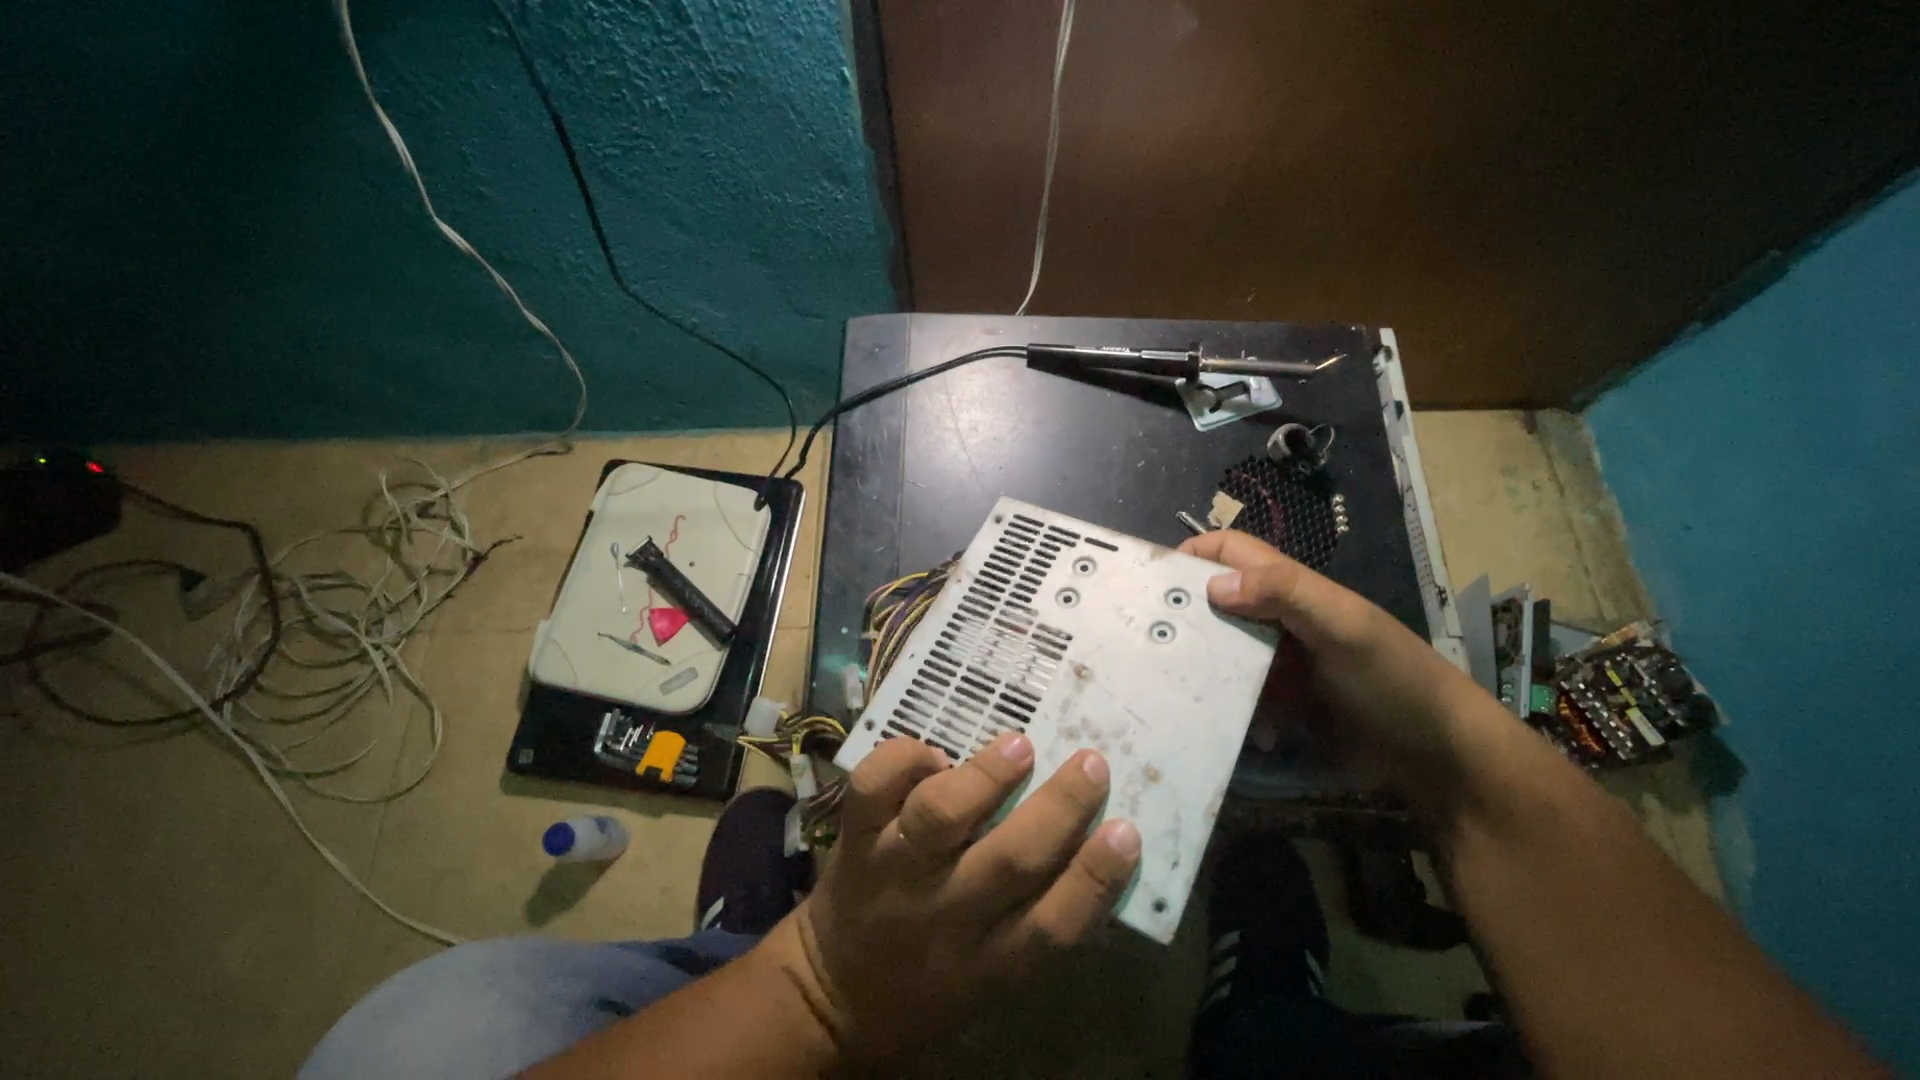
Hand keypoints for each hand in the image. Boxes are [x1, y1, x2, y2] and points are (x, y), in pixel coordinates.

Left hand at [782, 734, 1140, 1062]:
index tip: (1126, 830)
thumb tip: (1095, 850)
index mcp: (990, 961)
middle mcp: (944, 915)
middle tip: (1091, 764)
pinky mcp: (855, 839)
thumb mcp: (993, 979)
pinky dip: (903, 759)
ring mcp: (894, 872)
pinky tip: (933, 754)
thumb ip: (1037, 924)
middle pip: (1010, 861)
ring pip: (940, 817)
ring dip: (984, 777)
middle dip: (1059, 807)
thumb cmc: (929, 985)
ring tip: (1019, 745)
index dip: (1095, 878)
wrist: (831, 996)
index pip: (1054, 926)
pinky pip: (872, 788)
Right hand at [1179, 530, 1510, 807]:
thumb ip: (1286, 594)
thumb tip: (1211, 584)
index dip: (1192, 554)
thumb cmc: (1396, 680)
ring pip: (1219, 653)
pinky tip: (1209, 724)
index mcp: (1294, 589)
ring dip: (1197, 667)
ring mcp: (1277, 666)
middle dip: (1181, 615)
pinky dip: (1223, 707)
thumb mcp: (1346, 628)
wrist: (1439, 759)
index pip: (1231, 551)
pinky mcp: (1279, 707)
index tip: (1148, 580)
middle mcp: (1278, 620)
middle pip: (1215, 602)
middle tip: (1138, 639)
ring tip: (1158, 685)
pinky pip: (1234, 698)